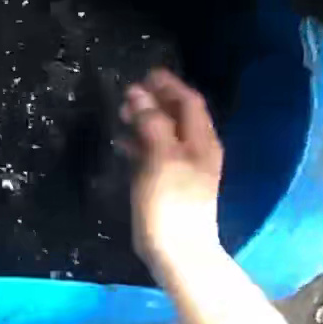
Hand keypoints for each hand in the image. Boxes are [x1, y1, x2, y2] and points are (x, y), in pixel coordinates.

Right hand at [121, 69, 224, 269]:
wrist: (177, 251)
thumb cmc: (171, 203)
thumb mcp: (161, 158)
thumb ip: (152, 124)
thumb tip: (139, 94)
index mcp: (201, 142)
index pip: (189, 103)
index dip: (169, 86)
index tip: (147, 73)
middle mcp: (195, 151)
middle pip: (177, 116)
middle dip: (155, 101)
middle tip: (128, 92)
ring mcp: (181, 168)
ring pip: (163, 133)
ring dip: (144, 120)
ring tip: (121, 112)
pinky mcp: (165, 183)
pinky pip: (152, 153)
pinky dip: (138, 142)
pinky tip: (121, 142)